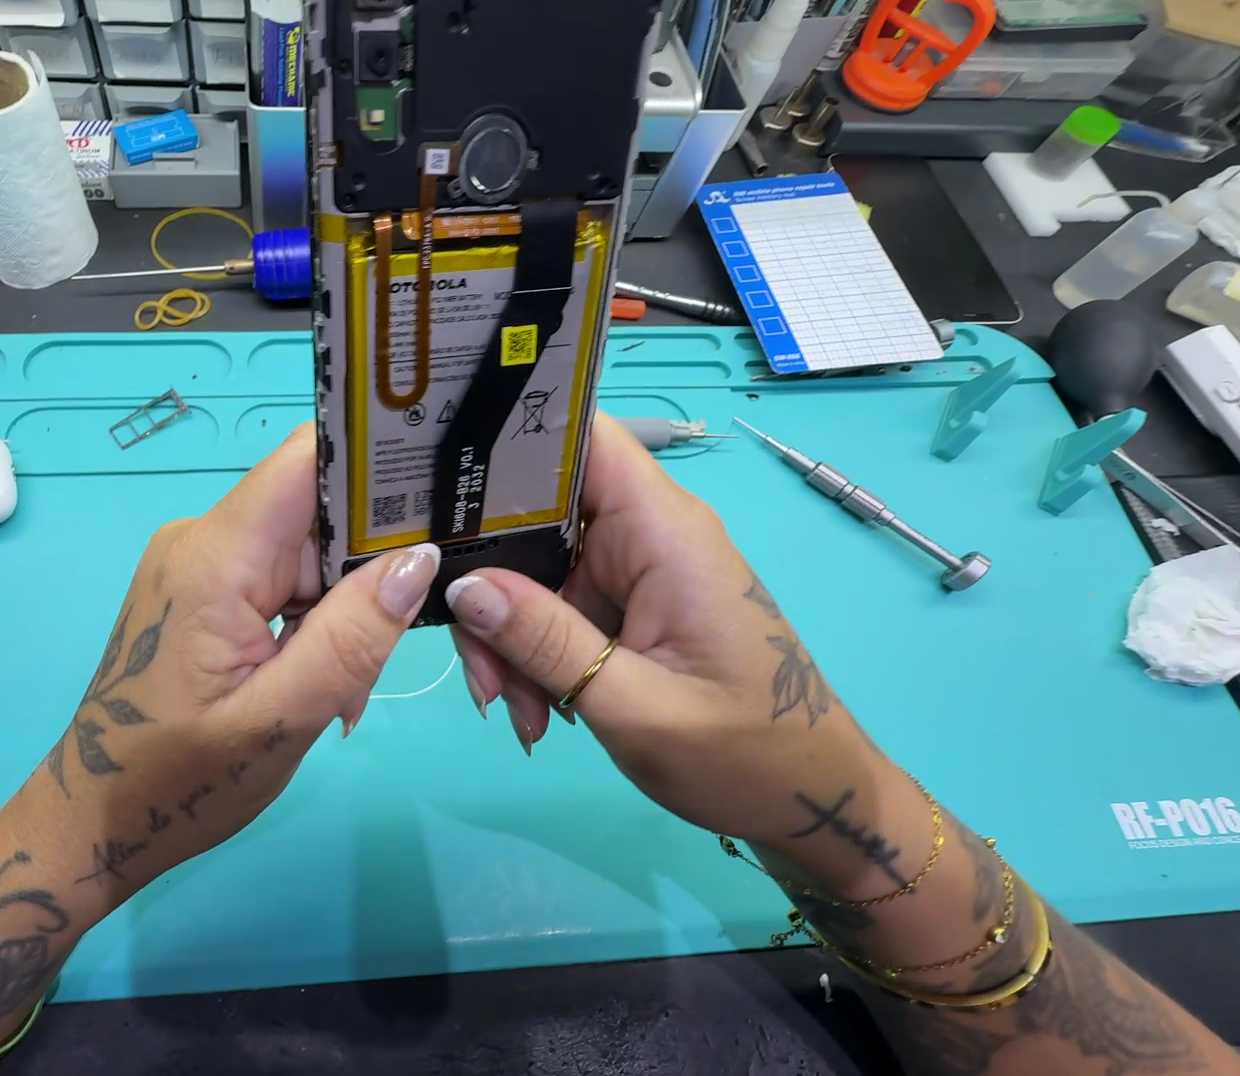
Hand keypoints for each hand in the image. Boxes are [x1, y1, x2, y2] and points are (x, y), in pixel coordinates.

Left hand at [40, 424, 439, 901]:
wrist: (99, 816)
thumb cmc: (181, 780)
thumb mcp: (281, 719)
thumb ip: (352, 638)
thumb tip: (419, 558)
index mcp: (215, 558)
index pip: (305, 460)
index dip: (375, 461)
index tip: (443, 485)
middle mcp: (205, 540)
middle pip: (317, 512)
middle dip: (370, 566)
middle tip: (396, 639)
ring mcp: (203, 563)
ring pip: (308, 552)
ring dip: (345, 608)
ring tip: (347, 687)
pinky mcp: (207, 589)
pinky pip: (284, 579)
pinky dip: (316, 622)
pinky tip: (320, 679)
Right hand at [444, 414, 888, 852]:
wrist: (803, 803)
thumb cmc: (744, 753)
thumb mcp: (635, 704)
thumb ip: (546, 641)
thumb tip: (460, 586)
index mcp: (661, 530)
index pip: (583, 439)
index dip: (511, 437)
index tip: (436, 474)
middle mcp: (641, 534)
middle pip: (534, 515)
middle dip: (488, 579)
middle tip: (475, 662)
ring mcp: (627, 570)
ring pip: (530, 569)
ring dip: (504, 633)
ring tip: (511, 706)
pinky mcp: (618, 604)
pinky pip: (548, 607)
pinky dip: (526, 653)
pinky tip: (531, 708)